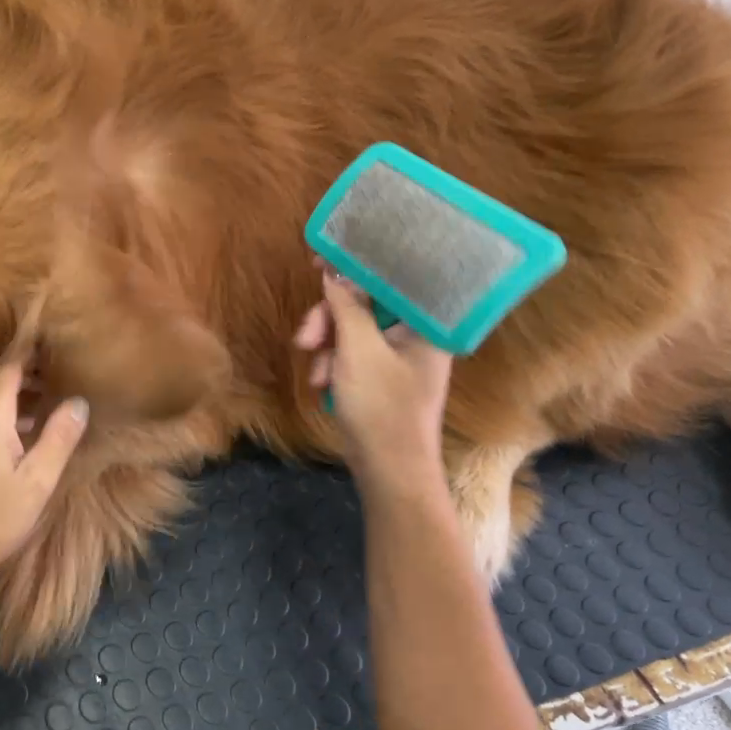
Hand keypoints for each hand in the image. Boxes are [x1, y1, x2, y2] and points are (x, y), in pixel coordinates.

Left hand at [0, 352, 88, 599]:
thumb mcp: (37, 482)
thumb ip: (58, 437)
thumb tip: (78, 401)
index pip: (9, 363)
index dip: (29, 340)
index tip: (48, 315)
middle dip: (28, 360)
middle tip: (62, 352)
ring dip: (19, 384)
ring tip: (54, 383)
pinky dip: (7, 403)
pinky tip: (29, 418)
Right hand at [293, 266, 451, 487]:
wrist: (388, 468)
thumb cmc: (381, 407)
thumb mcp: (357, 351)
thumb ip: (346, 307)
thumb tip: (334, 273)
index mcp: (425, 323)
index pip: (393, 276)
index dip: (356, 265)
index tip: (319, 262)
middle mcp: (416, 333)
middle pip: (365, 304)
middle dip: (329, 320)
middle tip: (305, 338)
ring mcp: (399, 355)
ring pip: (352, 329)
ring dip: (326, 346)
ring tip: (315, 374)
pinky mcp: (381, 374)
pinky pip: (351, 352)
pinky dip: (332, 363)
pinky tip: (323, 384)